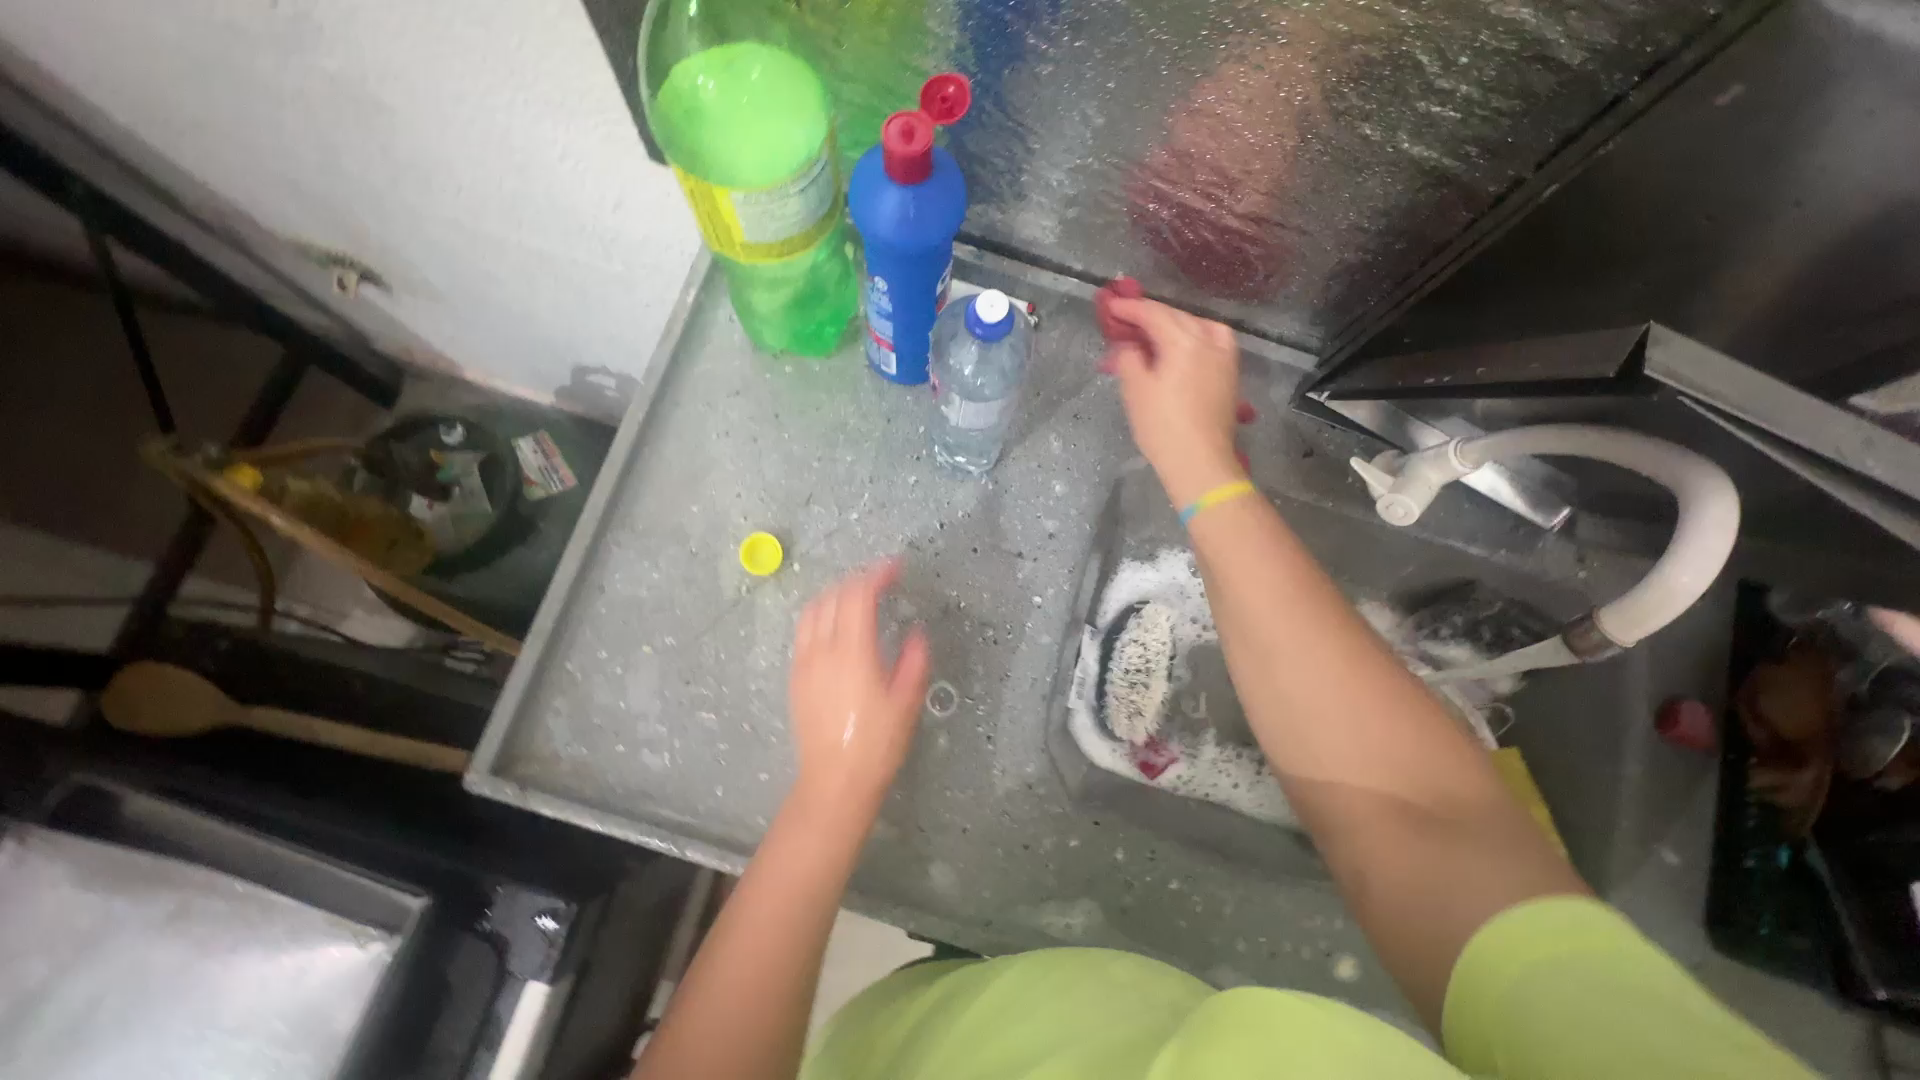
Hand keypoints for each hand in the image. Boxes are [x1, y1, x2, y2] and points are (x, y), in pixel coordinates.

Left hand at [787, 558, 931, 818]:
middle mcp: (823, 649)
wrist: (835, 780)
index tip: (895, 567)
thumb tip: (916, 633)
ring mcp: (804, 662)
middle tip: (881, 579)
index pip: (858, 595)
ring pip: (812, 609)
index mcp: (853, 651)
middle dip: (857, 579)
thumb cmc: (877, 743)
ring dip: (834, 593)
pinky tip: (834, 622)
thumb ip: (913, 661)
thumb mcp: (907, 702)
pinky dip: (819, 613)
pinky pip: (803, 630)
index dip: (877, 574)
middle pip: (833, 596)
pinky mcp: (795, 676)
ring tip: (856, 594)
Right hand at [1100, 296, 1245, 506]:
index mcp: (1183, 341)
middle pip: (1176, 316)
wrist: (1200, 461)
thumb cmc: (1162, 427)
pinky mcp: (1230, 373)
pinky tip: (1186, 346)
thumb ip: (1128, 357)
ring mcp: (1224, 356)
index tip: (1111, 306)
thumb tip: (1129, 344)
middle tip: (1125, 320)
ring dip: (1174, 323)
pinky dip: (1196, 334)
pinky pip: (1214, 339)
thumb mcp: (1135, 390)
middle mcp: (1208, 340)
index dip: (1129, 308)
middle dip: (1150, 314)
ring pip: (1197, 325)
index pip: (1153, 313)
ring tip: (1155, 333)